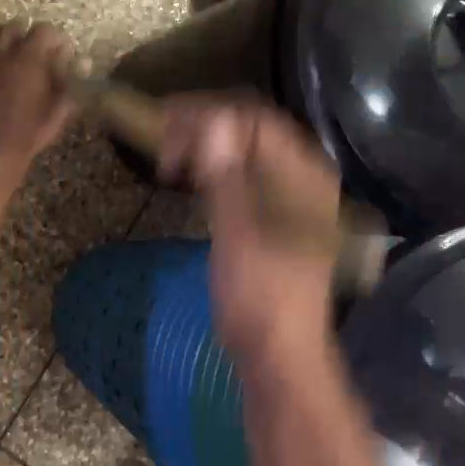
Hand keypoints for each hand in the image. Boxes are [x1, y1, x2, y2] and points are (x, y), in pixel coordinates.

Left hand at [0, 23, 78, 185]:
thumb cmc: (31, 130)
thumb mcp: (60, 108)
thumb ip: (70, 81)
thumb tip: (82, 62)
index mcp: (28, 58)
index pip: (43, 29)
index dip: (54, 37)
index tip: (62, 52)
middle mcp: (2, 57)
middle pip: (9, 29)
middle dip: (22, 34)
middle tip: (33, 51)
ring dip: (1, 55)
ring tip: (11, 71)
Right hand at [157, 95, 341, 369]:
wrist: (278, 352)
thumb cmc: (259, 295)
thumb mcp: (237, 232)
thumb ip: (225, 174)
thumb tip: (211, 121)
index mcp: (303, 175)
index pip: (255, 118)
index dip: (207, 112)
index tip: (162, 124)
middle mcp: (303, 176)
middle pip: (251, 127)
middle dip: (203, 126)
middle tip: (160, 142)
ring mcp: (292, 195)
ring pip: (245, 148)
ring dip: (205, 144)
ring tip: (169, 160)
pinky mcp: (275, 214)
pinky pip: (243, 170)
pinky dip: (213, 166)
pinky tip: (189, 178)